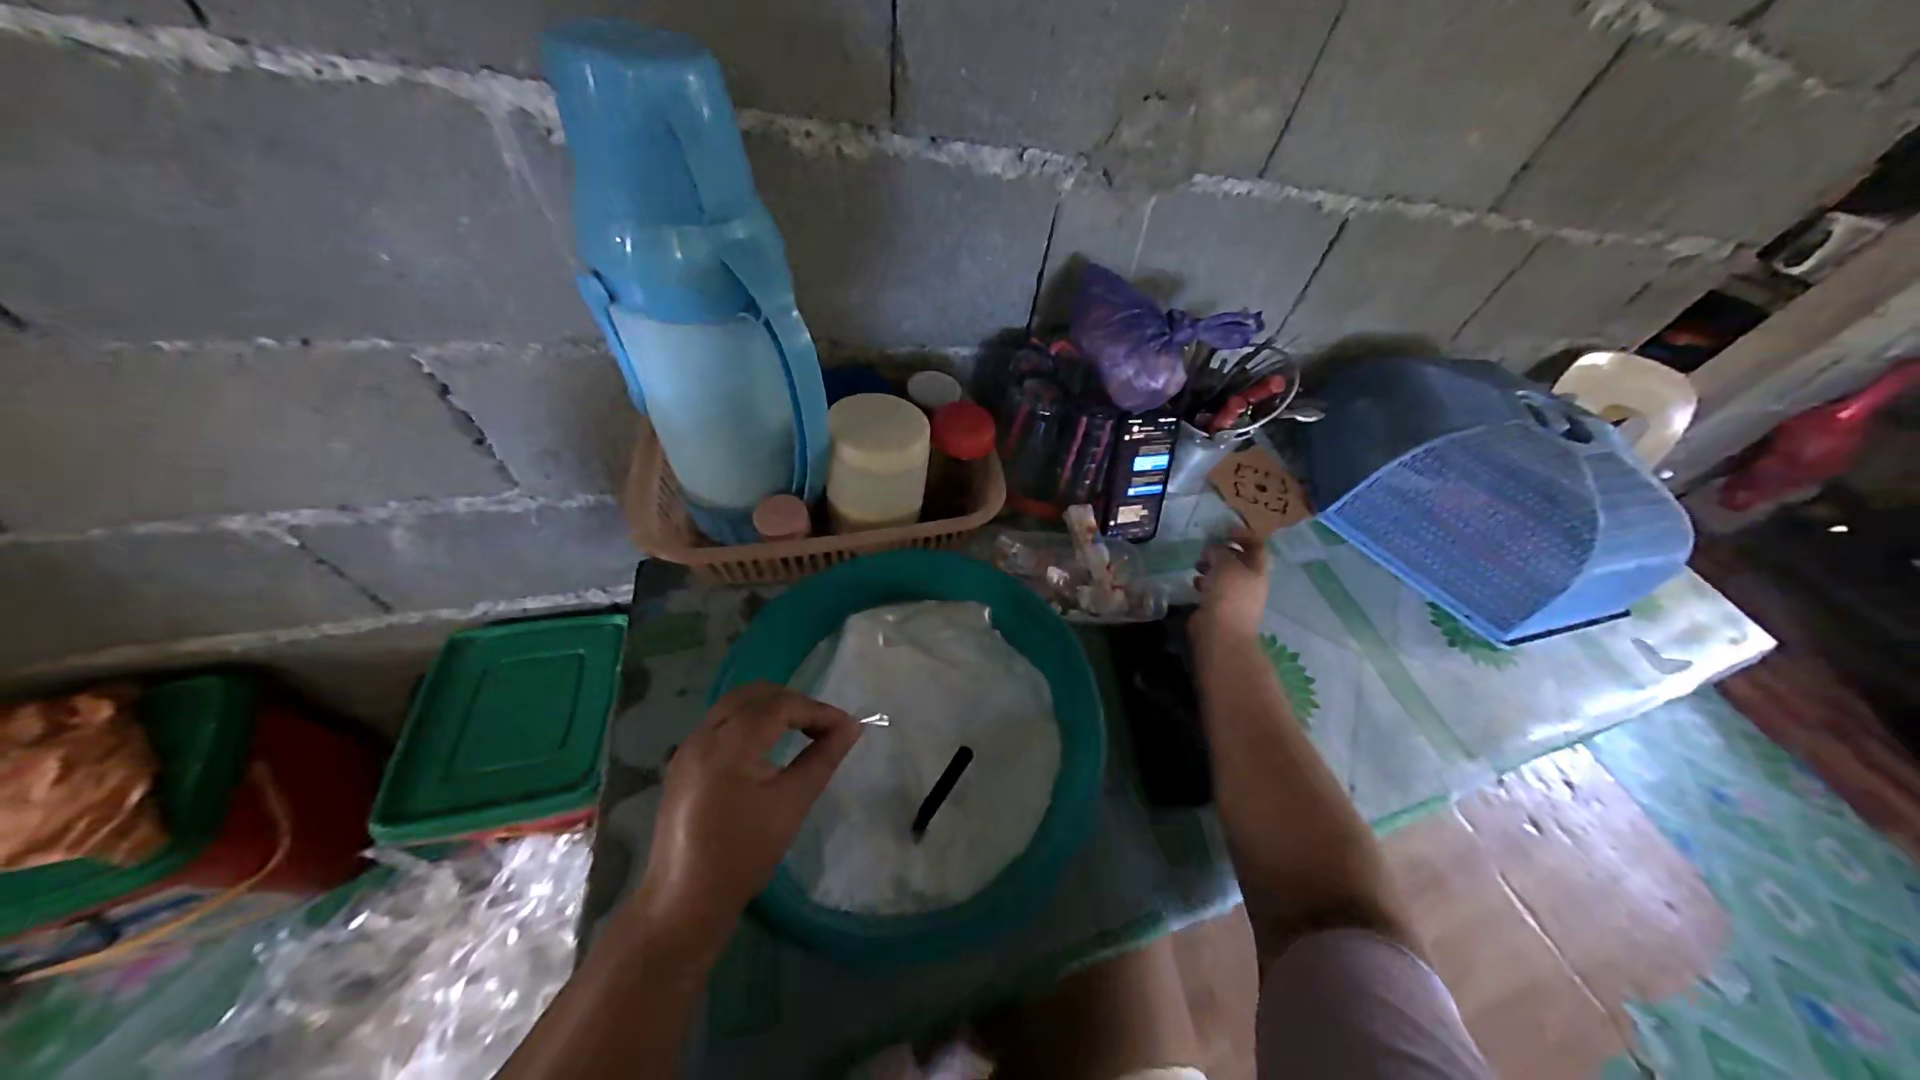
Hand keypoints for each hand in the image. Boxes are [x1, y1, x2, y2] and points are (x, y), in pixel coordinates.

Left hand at [627, 682, 860, 950]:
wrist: (685, 900)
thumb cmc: (745, 853)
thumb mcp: (793, 803)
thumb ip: (823, 757)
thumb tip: (852, 727)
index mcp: (730, 743)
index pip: (781, 705)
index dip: (818, 711)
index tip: (847, 728)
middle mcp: (704, 734)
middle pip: (756, 695)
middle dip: (795, 703)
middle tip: (824, 728)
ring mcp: (688, 747)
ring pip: (735, 705)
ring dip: (771, 710)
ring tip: (801, 733)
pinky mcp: (682, 762)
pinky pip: (720, 723)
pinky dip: (750, 723)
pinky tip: (767, 749)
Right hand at [1192, 529, 1271, 640]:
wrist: (1220, 633)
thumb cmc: (1228, 595)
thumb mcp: (1226, 564)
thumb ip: (1220, 551)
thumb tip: (1212, 549)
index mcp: (1257, 570)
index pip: (1257, 546)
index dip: (1244, 535)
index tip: (1224, 531)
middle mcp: (1249, 582)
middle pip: (1238, 560)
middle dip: (1222, 551)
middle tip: (1205, 550)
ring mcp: (1234, 596)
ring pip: (1223, 574)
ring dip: (1210, 566)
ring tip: (1197, 565)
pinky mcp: (1218, 607)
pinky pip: (1212, 589)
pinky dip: (1203, 582)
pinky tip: (1194, 583)